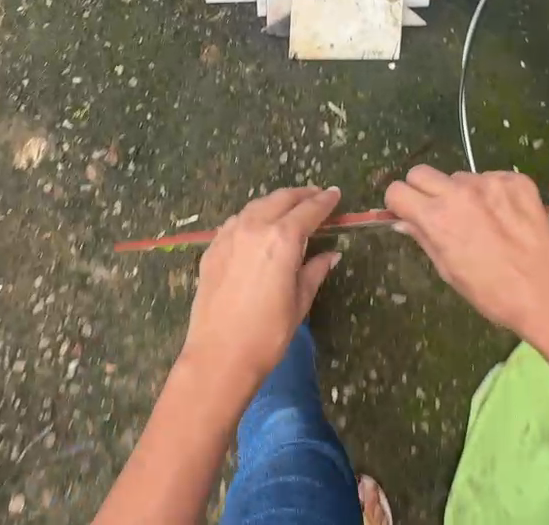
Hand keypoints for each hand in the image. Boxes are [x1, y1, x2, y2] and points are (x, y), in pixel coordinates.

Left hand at [181, 186, 342, 382]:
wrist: (219, 355)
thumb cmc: (268, 333)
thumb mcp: (299, 302)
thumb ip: (314, 271)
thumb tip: (331, 254)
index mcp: (282, 239)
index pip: (309, 210)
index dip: (325, 201)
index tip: (335, 193)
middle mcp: (255, 227)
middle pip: (281, 199)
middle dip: (301, 195)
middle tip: (316, 195)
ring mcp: (229, 235)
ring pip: (256, 205)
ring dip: (275, 202)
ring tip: (288, 207)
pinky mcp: (213, 248)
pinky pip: (236, 221)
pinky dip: (253, 216)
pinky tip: (257, 226)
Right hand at [384, 167, 548, 337]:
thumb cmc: (493, 294)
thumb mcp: (449, 272)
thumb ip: (424, 238)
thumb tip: (404, 221)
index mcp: (437, 217)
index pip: (397, 190)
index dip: (400, 203)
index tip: (409, 213)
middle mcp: (460, 192)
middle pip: (421, 172)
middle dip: (423, 190)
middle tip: (439, 212)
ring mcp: (490, 182)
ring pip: (459, 177)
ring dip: (462, 193)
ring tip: (482, 221)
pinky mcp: (517, 181)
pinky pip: (492, 178)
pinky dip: (493, 193)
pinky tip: (506, 217)